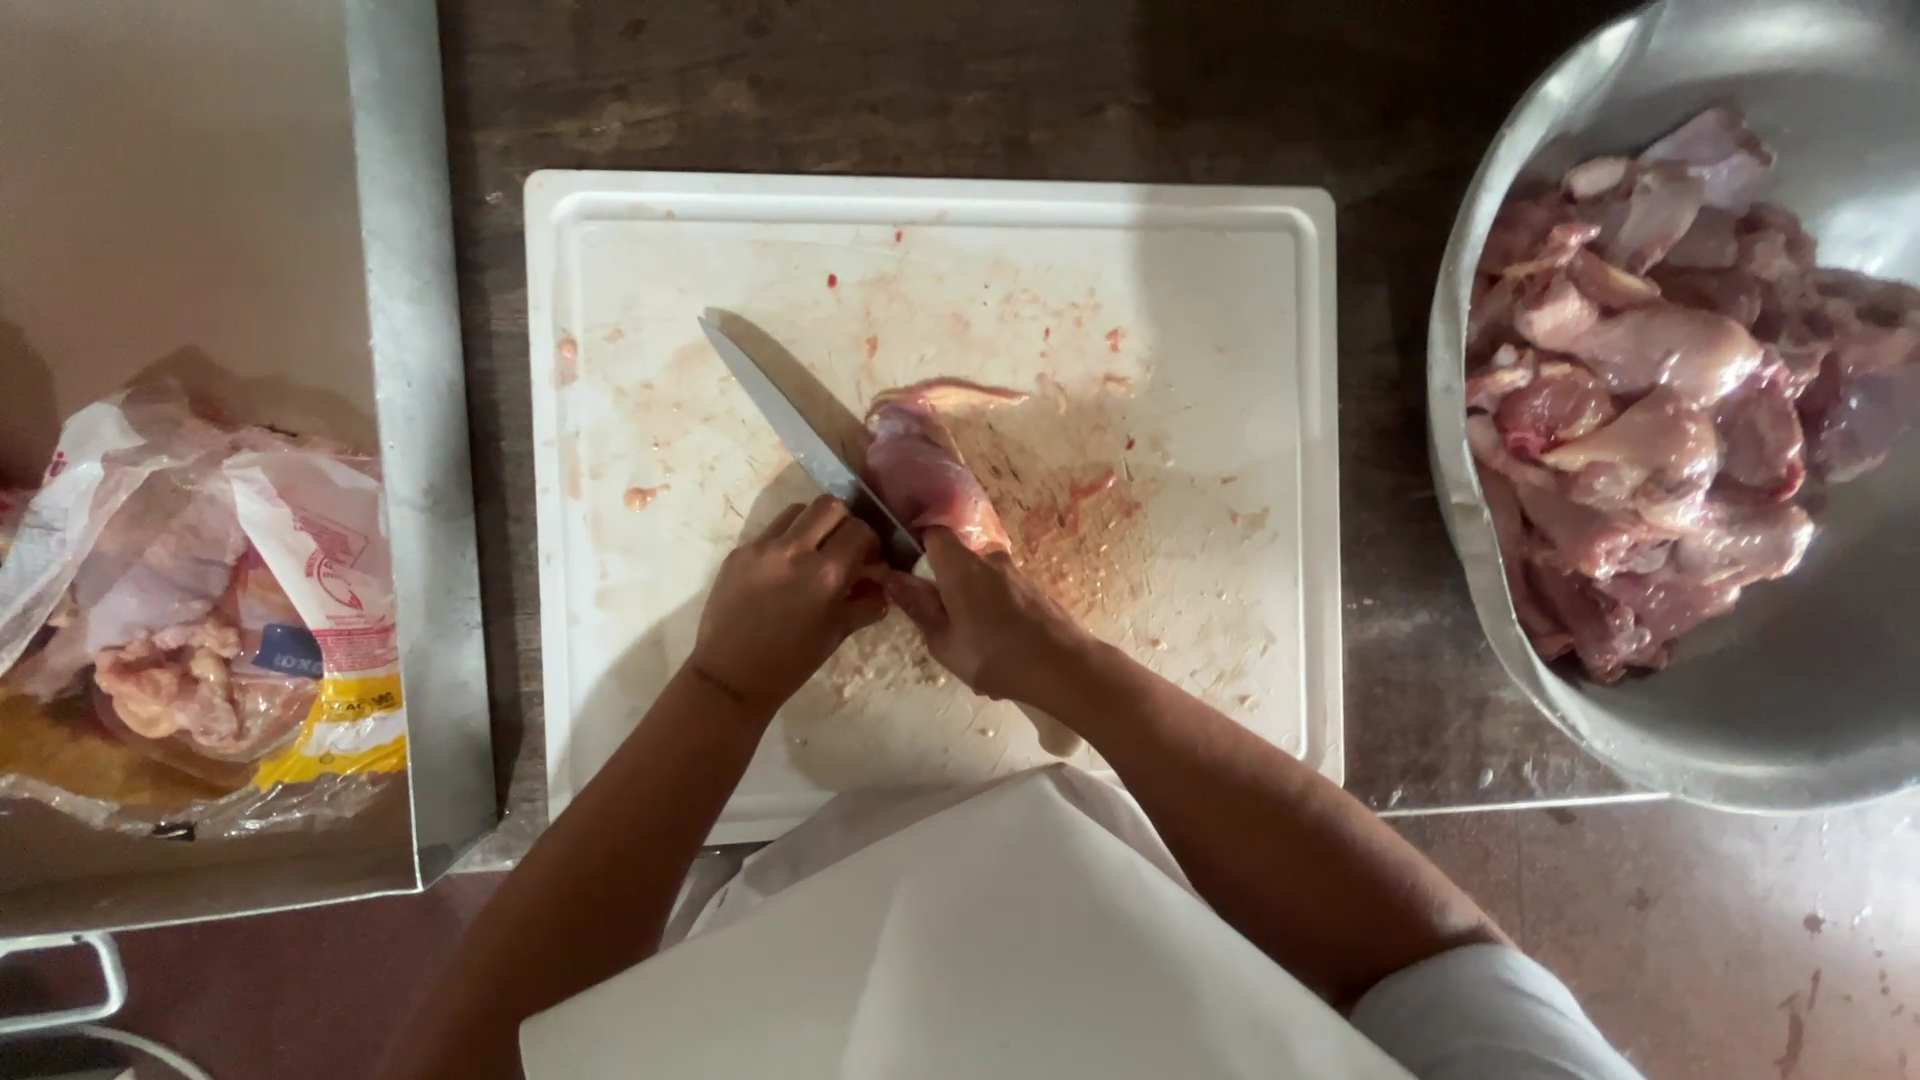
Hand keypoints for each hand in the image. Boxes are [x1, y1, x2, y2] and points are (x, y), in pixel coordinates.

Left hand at [687, 496, 888, 714]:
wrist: (732, 676)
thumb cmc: (792, 661)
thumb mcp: (838, 632)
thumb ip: (866, 602)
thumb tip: (881, 585)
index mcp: (825, 574)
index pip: (860, 530)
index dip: (870, 541)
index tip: (867, 558)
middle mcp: (794, 551)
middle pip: (830, 506)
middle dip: (844, 522)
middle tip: (842, 546)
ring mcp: (762, 548)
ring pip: (798, 510)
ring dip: (813, 524)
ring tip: (812, 551)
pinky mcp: (739, 552)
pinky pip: (771, 531)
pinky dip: (786, 541)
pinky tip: (783, 569)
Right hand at [882, 528, 1090, 703]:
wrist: (1064, 667)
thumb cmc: (994, 656)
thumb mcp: (944, 641)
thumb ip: (918, 607)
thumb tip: (891, 578)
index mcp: (961, 566)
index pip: (934, 533)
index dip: (918, 547)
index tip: (908, 574)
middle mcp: (990, 559)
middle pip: (958, 559)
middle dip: (945, 586)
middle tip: (942, 625)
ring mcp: (1016, 574)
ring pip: (981, 581)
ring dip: (972, 606)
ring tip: (973, 648)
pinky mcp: (1035, 590)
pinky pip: (1002, 595)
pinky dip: (994, 615)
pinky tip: (999, 652)